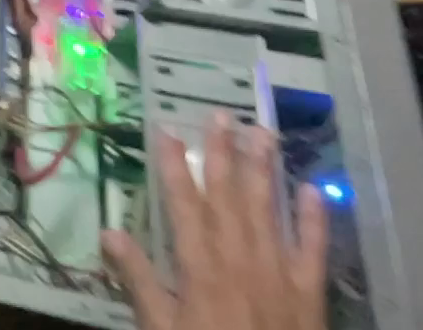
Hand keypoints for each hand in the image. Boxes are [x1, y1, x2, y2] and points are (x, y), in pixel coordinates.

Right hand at [102, 113, 328, 329]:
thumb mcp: (161, 327)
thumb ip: (139, 280)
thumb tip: (109, 231)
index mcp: (200, 265)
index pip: (184, 203)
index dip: (175, 165)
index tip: (167, 129)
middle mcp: (239, 259)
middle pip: (228, 197)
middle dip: (222, 154)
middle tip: (220, 114)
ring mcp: (278, 274)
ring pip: (267, 212)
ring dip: (263, 171)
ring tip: (262, 133)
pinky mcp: (310, 294)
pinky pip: (311, 251)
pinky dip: (313, 220)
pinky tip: (311, 188)